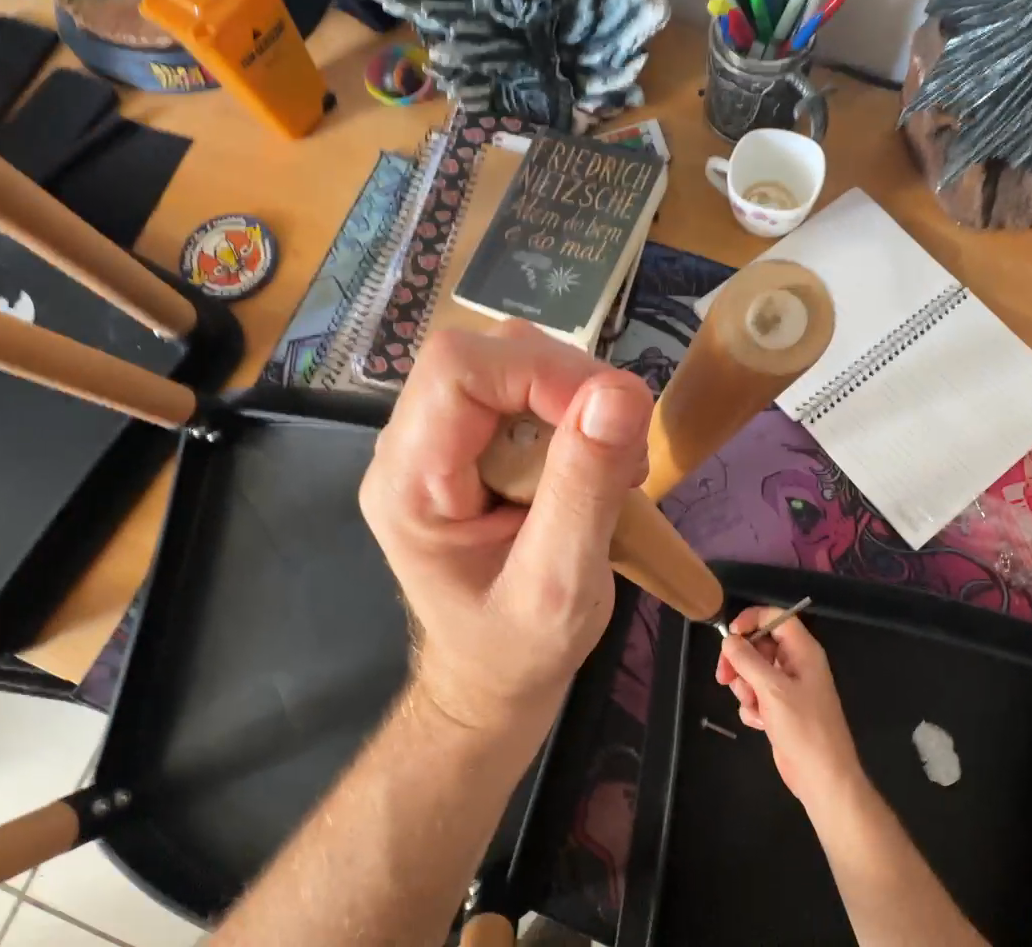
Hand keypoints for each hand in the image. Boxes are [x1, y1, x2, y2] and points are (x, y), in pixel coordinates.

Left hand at [361, 322, 652, 732]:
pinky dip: (575, 411)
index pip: (459, 370)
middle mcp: (410, 446)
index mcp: (409, 483)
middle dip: (570, 386)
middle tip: (622, 452)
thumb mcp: (561, 584)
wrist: (492, 677)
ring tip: (612, 466)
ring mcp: (438, 441)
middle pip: (488, 355)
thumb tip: (621, 391)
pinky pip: (524, 390)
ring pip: (511, 362)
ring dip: (578, 398)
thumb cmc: (519, 649)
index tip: (611, 417)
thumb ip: (585, 487)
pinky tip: (595, 463)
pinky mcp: (470, 443)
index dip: (541, 372)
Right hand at [716, 607, 866, 804]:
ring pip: (754, 672)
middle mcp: (796, 665)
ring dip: (745, 687)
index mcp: (803, 651)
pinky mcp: (780, 710)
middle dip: (740, 661)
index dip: (752, 620)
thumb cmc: (803, 727)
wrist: (822, 777)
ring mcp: (788, 689)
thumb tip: (729, 639)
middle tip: (723, 676)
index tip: (729, 635)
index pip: (776, 618)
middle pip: (760, 645)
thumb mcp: (772, 689)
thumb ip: (747, 660)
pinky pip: (756, 696)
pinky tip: (759, 723)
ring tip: (752, 706)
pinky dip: (753, 707)